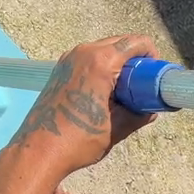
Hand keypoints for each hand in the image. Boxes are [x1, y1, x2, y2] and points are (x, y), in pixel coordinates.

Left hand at [8, 34, 158, 177]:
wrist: (39, 150)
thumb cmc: (77, 140)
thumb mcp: (116, 129)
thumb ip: (138, 115)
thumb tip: (151, 111)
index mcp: (100, 62)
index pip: (136, 42)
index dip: (152, 56)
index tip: (155, 76)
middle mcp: (83, 52)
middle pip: (120, 42)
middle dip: (136, 60)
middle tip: (143, 86)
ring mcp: (69, 58)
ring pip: (104, 49)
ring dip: (118, 63)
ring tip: (125, 91)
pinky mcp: (61, 68)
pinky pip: (89, 57)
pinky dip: (102, 67)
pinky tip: (105, 92)